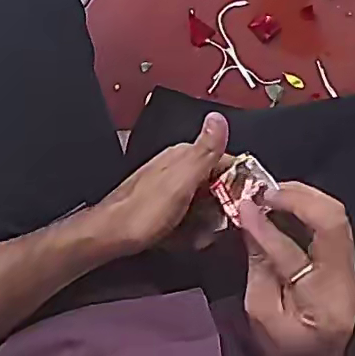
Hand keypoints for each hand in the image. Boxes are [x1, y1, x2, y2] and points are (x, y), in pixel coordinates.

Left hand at [86, 112, 227, 257]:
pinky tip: (185, 238)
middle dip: (221, 207)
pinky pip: (190, 216)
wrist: (110, 236)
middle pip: (217, 184)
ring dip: (206, 222)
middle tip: (214, 224)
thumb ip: (205, 149)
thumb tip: (217, 117)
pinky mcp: (165, 206)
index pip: (226, 160)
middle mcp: (177, 167)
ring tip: (197, 235)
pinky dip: (191, 230)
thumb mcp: (182, 179)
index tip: (245, 202)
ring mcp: (171, 187)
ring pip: (205, 204)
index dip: (239, 181)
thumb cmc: (143, 211)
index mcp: (184, 155)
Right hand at [238, 182, 354, 355]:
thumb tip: (249, 220)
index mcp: (323, 302)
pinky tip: (286, 204)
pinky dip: (309, 208)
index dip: (266, 227)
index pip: (294, 252)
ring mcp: (353, 270)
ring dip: (304, 198)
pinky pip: (332, 224)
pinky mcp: (348, 263)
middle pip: (334, 220)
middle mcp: (347, 280)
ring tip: (272, 193)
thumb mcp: (262, 315)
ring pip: (337, 216)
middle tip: (264, 192)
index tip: (244, 206)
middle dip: (298, 197)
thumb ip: (258, 266)